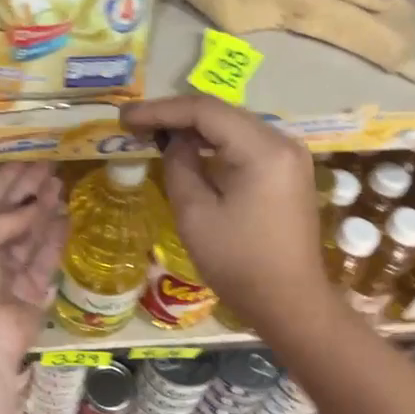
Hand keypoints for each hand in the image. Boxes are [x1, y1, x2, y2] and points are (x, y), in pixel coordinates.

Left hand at [0, 162, 68, 367]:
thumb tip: (31, 205)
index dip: (5, 180)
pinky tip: (66, 214)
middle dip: (28, 190)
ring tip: (60, 183)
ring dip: (44, 209)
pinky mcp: (31, 292)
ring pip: (29, 235)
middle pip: (9, 216)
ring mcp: (7, 274)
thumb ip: (5, 218)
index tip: (25, 158)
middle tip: (51, 165)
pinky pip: (44, 259)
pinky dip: (54, 237)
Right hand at [121, 94, 325, 317]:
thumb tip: (174, 142)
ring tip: (154, 133)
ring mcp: (289, 156)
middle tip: (134, 123)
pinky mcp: (288, 171)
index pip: (204, 111)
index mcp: (262, 149)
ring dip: (193, 127)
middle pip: (221, 112)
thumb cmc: (238, 262)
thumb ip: (179, 165)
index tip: (125, 117)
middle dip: (175, 115)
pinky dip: (214, 142)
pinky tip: (188, 150)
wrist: (290, 303)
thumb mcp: (194, 213)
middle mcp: (282, 142)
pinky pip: (245, 143)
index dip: (160, 110)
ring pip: (232, 125)